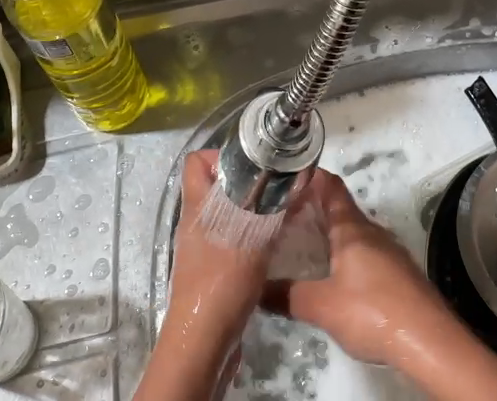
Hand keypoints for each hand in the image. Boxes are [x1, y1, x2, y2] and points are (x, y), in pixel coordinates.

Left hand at [164, 150, 273, 352]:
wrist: (204, 341)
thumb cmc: (223, 279)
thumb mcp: (254, 235)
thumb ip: (276, 203)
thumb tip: (299, 175)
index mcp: (197, 206)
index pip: (197, 162)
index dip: (222, 155)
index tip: (256, 162)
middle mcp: (196, 223)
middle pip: (218, 187)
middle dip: (249, 183)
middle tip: (280, 186)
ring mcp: (203, 248)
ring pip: (229, 214)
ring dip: (255, 211)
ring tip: (285, 213)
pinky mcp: (213, 271)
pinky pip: (234, 240)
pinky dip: (254, 237)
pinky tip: (276, 246)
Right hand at [261, 168, 455, 367]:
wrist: (428, 339)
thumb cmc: (372, 310)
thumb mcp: (322, 306)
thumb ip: (287, 296)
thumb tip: (256, 289)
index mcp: (352, 229)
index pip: (330, 187)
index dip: (310, 177)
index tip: (285, 176)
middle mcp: (371, 232)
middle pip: (340, 210)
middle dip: (311, 209)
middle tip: (280, 217)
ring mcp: (388, 252)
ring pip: (352, 234)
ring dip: (328, 235)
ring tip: (299, 246)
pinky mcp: (397, 274)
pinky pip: (363, 254)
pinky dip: (343, 256)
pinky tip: (331, 276)